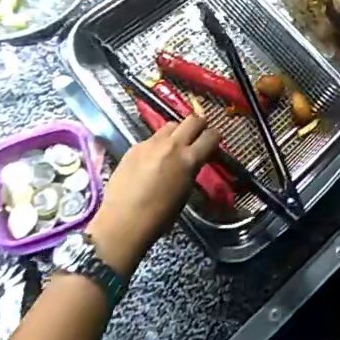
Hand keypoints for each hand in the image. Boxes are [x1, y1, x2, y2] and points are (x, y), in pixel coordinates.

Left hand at [87, 113, 220, 274]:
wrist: (124, 219)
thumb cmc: (160, 216)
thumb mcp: (185, 192)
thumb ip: (190, 170)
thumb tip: (191, 161)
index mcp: (188, 159)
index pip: (211, 136)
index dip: (215, 138)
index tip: (213, 143)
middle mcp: (171, 145)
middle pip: (192, 120)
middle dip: (199, 125)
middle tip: (198, 135)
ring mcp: (150, 143)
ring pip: (170, 125)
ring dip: (177, 132)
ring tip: (175, 146)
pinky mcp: (134, 146)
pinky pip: (152, 138)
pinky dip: (158, 144)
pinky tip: (152, 159)